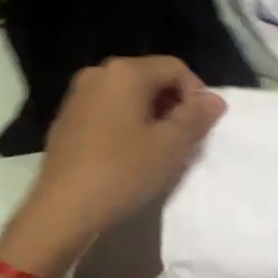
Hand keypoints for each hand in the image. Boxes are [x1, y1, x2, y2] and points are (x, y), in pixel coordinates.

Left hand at [4, 57, 226, 271]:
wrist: (62, 210)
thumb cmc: (122, 172)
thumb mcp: (170, 146)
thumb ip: (196, 116)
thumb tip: (214, 99)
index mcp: (125, 72)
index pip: (175, 67)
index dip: (197, 93)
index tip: (203, 126)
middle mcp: (98, 74)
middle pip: (150, 79)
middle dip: (173, 105)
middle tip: (184, 140)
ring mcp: (77, 96)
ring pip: (128, 96)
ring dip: (150, 117)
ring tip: (160, 150)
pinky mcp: (66, 120)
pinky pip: (107, 111)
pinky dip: (125, 125)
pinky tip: (129, 156)